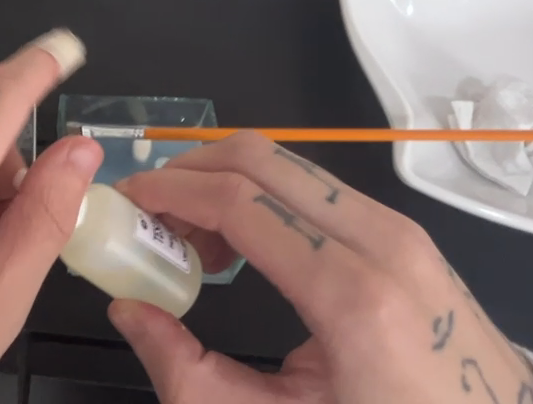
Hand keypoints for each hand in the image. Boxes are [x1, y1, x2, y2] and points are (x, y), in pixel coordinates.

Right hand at [109, 133, 532, 403]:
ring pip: (282, 161)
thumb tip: (128, 309)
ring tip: (194, 237)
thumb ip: (189, 374)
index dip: (168, 191)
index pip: (236, 200)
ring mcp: (400, 230)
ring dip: (221, 179)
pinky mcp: (405, 232)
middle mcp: (380, 242)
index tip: (128, 204)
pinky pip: (312, 184)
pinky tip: (244, 244)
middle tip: (152, 213)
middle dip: (187, 170)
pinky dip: (258, 192)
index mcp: (351, 297)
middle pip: (256, 157)